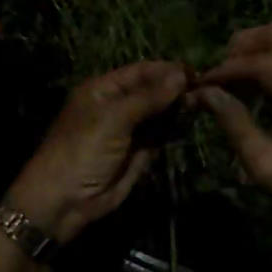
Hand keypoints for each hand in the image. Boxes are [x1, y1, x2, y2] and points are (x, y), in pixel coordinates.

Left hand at [7, 61, 188, 241]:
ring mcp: (128, 130)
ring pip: (158, 114)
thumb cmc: (82, 151)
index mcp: (103, 90)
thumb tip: (180, 76)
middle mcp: (117, 106)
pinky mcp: (138, 153)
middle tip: (206, 89)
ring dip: (177, 109)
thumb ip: (148, 98)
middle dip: (175, 90)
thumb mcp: (113, 119)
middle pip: (152, 91)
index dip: (166, 70)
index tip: (196, 72)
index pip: (140, 72)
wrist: (65, 201)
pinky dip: (174, 130)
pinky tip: (191, 122)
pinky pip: (159, 136)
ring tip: (204, 103)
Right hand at [194, 22, 271, 223]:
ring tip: (229, 77)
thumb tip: (203, 92)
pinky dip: (265, 59)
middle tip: (218, 73)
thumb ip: (233, 123)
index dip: (228, 69)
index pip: (264, 63)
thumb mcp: (262, 162)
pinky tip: (247, 84)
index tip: (201, 83)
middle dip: (242, 47)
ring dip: (252, 50)